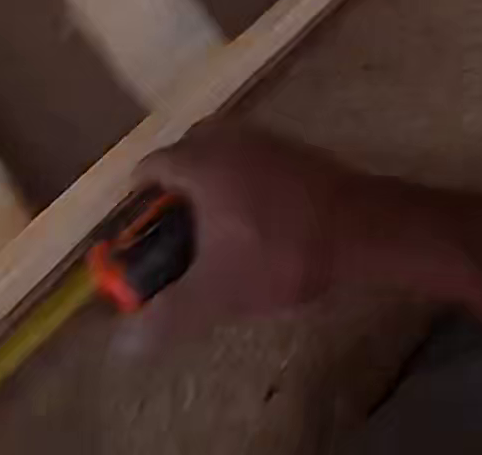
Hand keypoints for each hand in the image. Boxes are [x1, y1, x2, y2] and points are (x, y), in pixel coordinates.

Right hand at [126, 123, 362, 343]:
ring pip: (223, 147)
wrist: (357, 226)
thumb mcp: (217, 294)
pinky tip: (252, 212)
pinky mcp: (294, 146)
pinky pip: (252, 153)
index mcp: (203, 162)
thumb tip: (124, 344)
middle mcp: (231, 138)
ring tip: (211, 221)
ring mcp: (266, 137)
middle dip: (174, 181)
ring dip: (210, 175)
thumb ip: (167, 315)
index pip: (152, 164)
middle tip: (173, 223)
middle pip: (187, 147)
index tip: (137, 226)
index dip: (138, 196)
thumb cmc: (279, 253)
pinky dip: (241, 173)